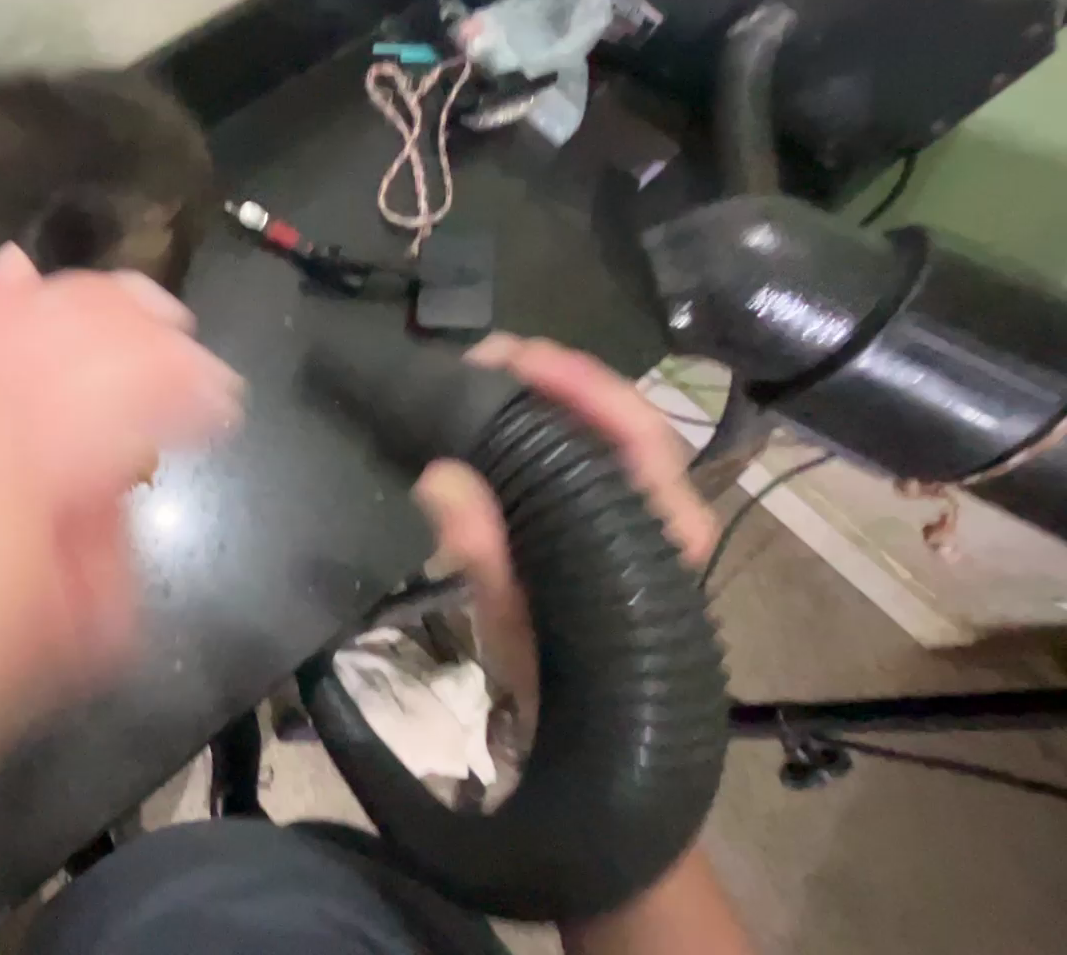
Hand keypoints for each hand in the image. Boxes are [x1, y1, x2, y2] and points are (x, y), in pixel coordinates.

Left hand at [0, 243, 242, 748]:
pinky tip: (16, 270)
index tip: (219, 395)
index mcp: (19, 531)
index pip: (89, 426)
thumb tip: (134, 436)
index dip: (163, 390)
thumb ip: (113, 523)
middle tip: (187, 333)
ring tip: (138, 300)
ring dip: (73, 306)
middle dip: (129, 334)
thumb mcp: (102, 622)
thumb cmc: (30, 661)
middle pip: (44, 365)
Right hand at [412, 334, 717, 711]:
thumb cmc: (566, 685)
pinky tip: (474, 426)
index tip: (510, 359)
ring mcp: (612, 517)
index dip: (579, 385)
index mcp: (657, 529)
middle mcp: (646, 511)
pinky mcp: (577, 526)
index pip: (634, 433)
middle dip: (546, 379)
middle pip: (607, 422)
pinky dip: (515, 435)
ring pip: (580, 438)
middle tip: (476, 359)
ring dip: (528, 401)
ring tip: (469, 379)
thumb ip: (488, 559)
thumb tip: (439, 479)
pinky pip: (553, 465)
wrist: (582, 738)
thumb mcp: (523, 626)